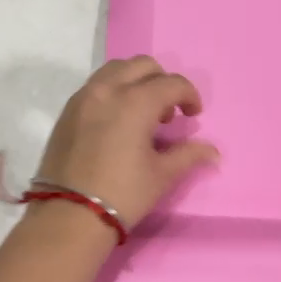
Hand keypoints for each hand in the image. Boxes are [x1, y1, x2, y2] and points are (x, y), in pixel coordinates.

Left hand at [33, 57, 220, 227]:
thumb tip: (213, 152)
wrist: (69, 215)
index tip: (194, 115)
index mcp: (135, 102)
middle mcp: (107, 90)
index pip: (171, 83)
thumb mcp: (162, 175)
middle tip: (168, 112)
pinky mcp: (67, 111)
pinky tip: (118, 122)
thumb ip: (188, 155)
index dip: (189, 95)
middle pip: (142, 66)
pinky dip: (113, 91)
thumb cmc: (123, 194)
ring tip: (142, 114)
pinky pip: (95, 86)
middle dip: (162, 82)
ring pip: (115, 70)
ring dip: (135, 82)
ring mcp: (83, 97)